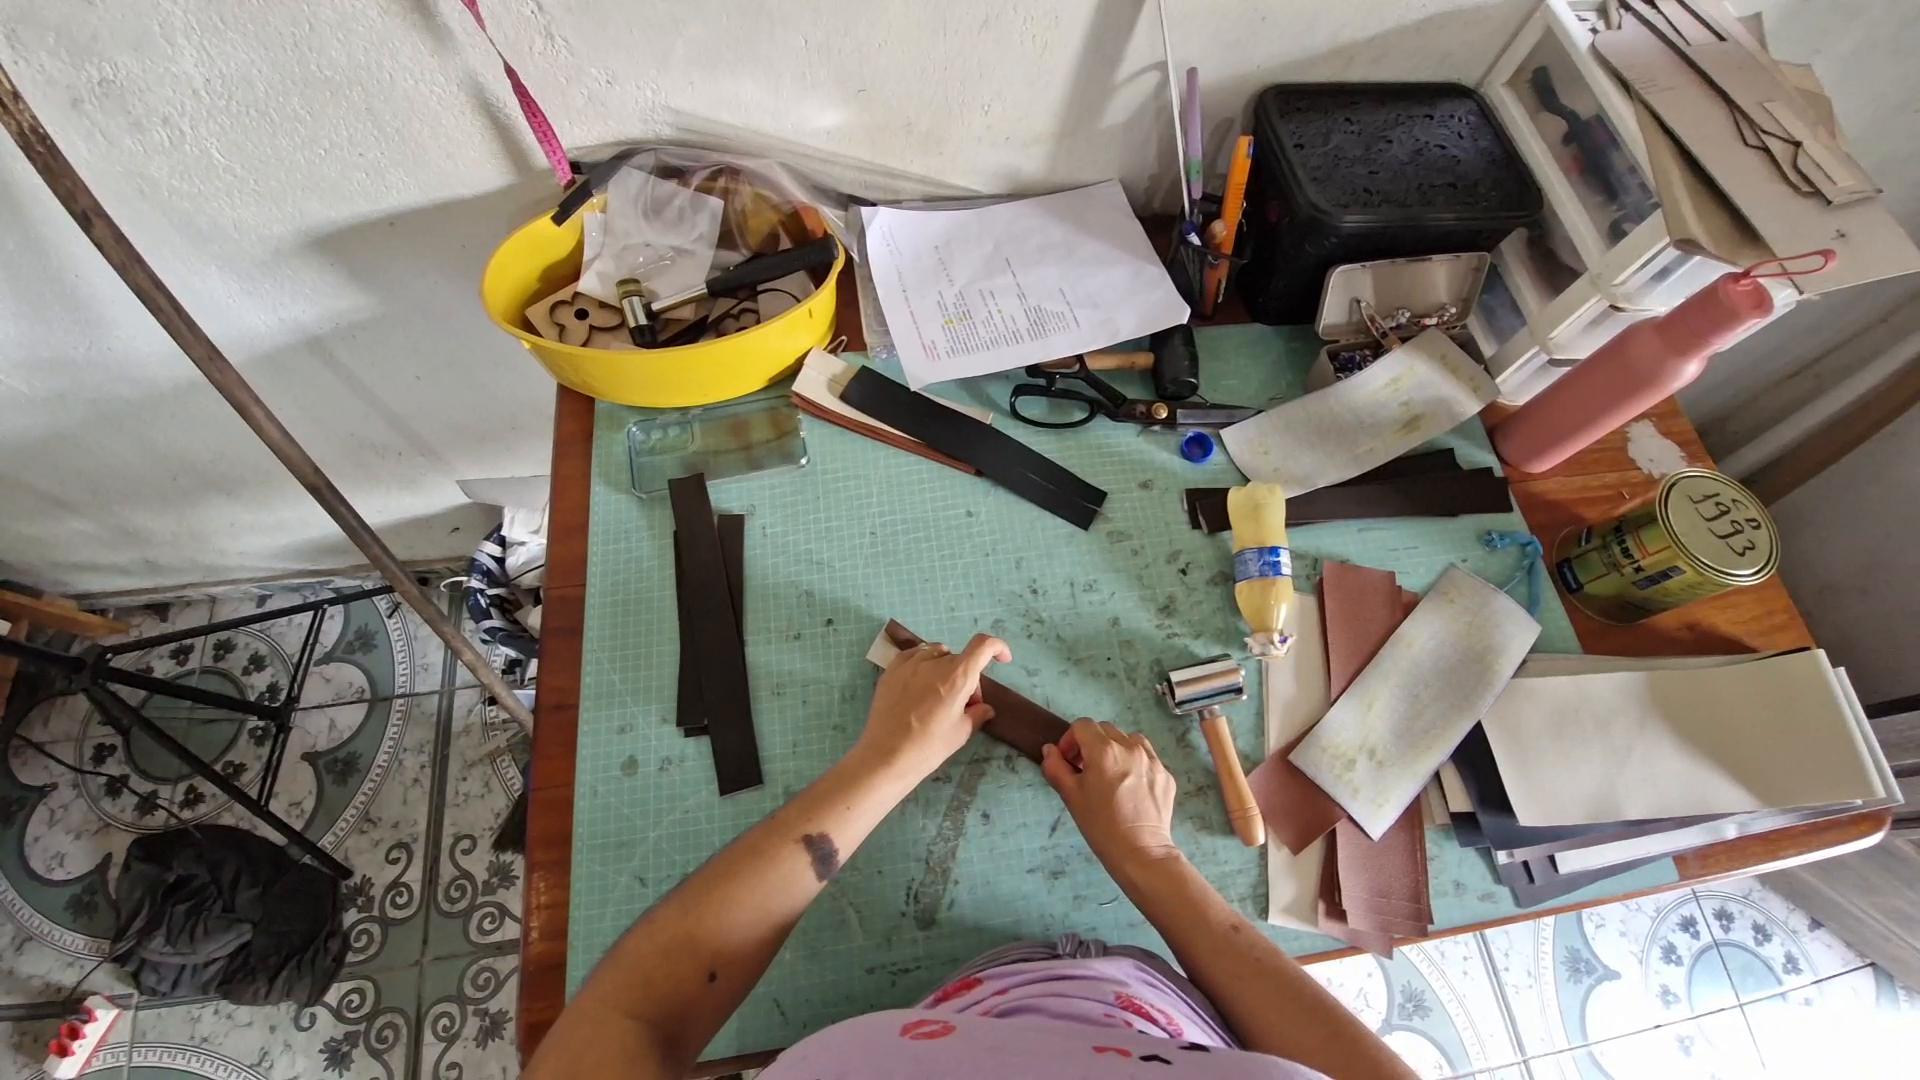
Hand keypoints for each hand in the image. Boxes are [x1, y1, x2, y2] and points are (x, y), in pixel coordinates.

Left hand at [855, 634, 1011, 781]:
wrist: (886, 756)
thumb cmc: (929, 746)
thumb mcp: (961, 732)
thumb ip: (977, 714)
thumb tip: (985, 707)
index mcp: (958, 676)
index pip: (984, 645)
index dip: (998, 648)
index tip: (1002, 660)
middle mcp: (935, 662)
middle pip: (960, 659)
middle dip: (968, 678)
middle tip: (963, 705)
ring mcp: (910, 663)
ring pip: (938, 654)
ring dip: (945, 668)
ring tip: (939, 695)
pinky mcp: (891, 669)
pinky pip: (914, 656)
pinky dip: (924, 665)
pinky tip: (919, 686)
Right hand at [1041, 719, 1181, 873]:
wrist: (1141, 853)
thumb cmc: (1100, 825)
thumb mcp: (1070, 796)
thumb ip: (1055, 767)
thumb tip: (1050, 749)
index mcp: (1104, 750)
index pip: (1082, 726)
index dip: (1070, 739)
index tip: (1068, 760)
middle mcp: (1130, 747)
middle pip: (1105, 729)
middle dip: (1091, 743)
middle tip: (1086, 768)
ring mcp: (1152, 760)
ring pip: (1128, 739)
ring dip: (1115, 748)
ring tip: (1111, 773)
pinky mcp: (1166, 774)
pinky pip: (1147, 757)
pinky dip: (1135, 762)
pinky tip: (1130, 787)